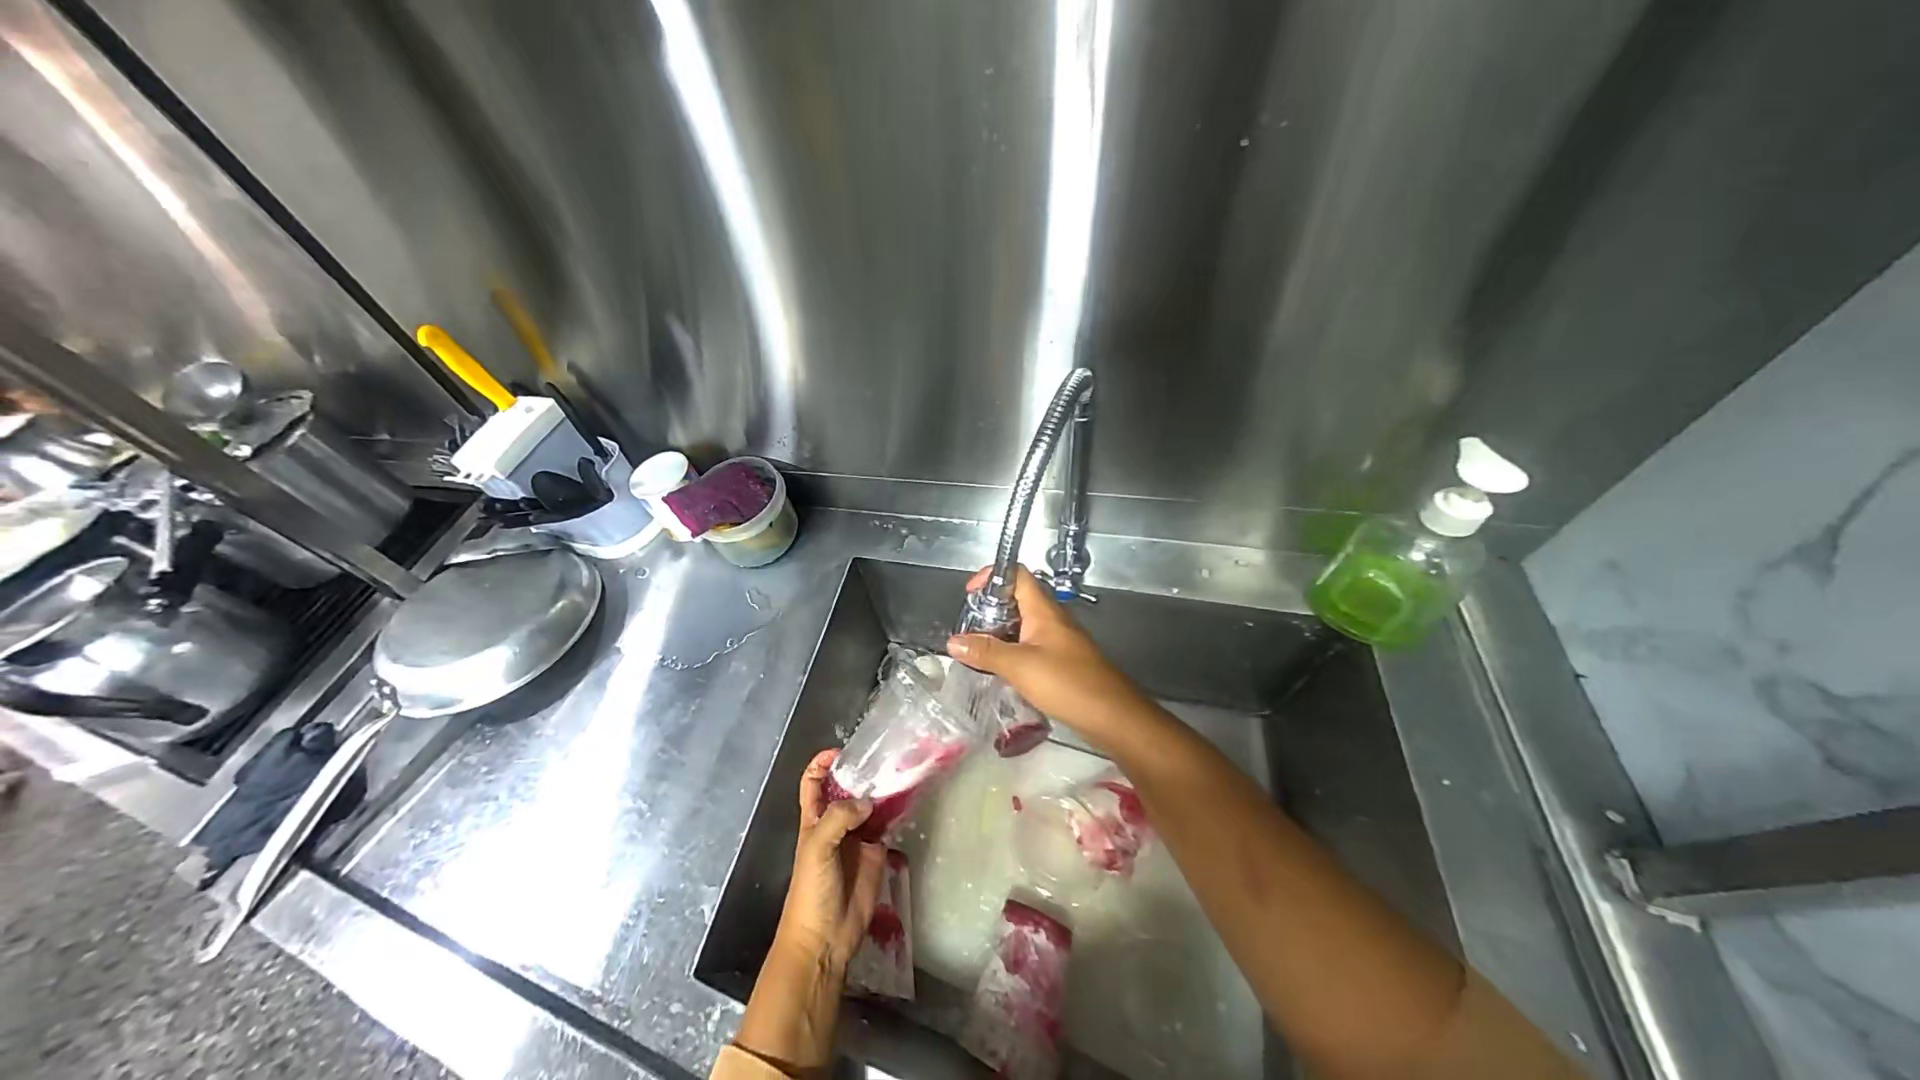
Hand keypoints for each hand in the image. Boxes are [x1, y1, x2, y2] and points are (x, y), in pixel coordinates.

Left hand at [774, 749, 887, 971]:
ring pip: (870, 805)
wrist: (824, 938)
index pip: (814, 782)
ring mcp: (858, 838)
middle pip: (847, 790)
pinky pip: (887, 826)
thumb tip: (869, 802)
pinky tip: (909, 800)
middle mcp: (836, 823)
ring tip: (901, 773)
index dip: (822, 764)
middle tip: (884, 759)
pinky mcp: (877, 853)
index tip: (842, 752)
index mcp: (813, 819)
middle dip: (861, 774)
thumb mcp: (817, 848)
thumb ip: (839, 819)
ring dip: (882, 792)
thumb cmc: (811, 890)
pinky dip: (897, 813)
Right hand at [947, 565, 1151, 742]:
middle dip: (990, 609)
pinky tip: (1001, 671)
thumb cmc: (1067, 683)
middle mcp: (1052, 620)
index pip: (1018, 574)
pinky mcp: (1063, 663)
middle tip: (968, 629)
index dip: (991, 575)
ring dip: (1000, 634)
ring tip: (977, 651)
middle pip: (1018, 600)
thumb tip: (953, 642)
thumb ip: (985, 652)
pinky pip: (1032, 647)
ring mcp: (1059, 642)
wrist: (1113, 715)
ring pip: (1024, 626)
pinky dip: (1013, 652)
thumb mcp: (1019, 666)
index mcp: (1043, 611)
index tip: (970, 593)